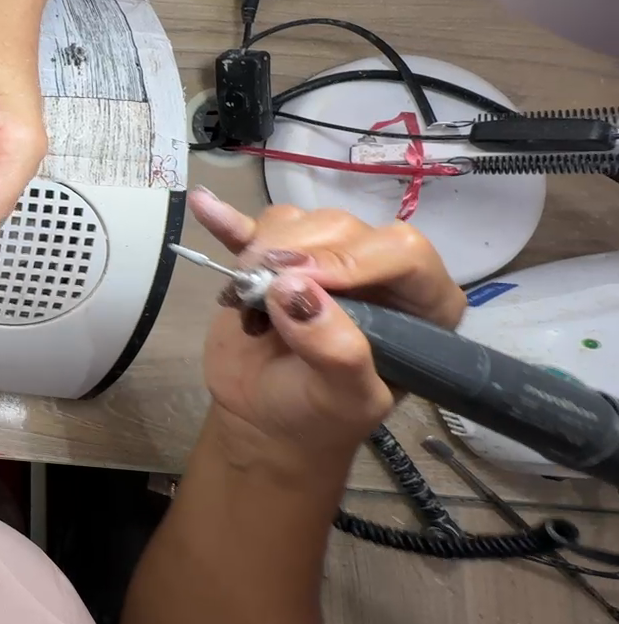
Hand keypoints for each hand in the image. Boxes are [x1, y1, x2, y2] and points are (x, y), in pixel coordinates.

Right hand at [187, 187, 467, 470]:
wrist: (263, 417)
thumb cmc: (317, 415)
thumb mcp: (343, 397)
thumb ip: (334, 348)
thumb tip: (291, 288)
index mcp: (418, 303)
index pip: (400, 251)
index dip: (349, 258)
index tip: (297, 284)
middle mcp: (374, 273)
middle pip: (340, 228)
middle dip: (292, 256)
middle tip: (259, 294)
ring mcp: (316, 264)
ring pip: (294, 222)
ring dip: (258, 252)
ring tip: (243, 298)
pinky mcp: (266, 263)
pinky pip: (249, 227)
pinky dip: (226, 218)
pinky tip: (205, 206)